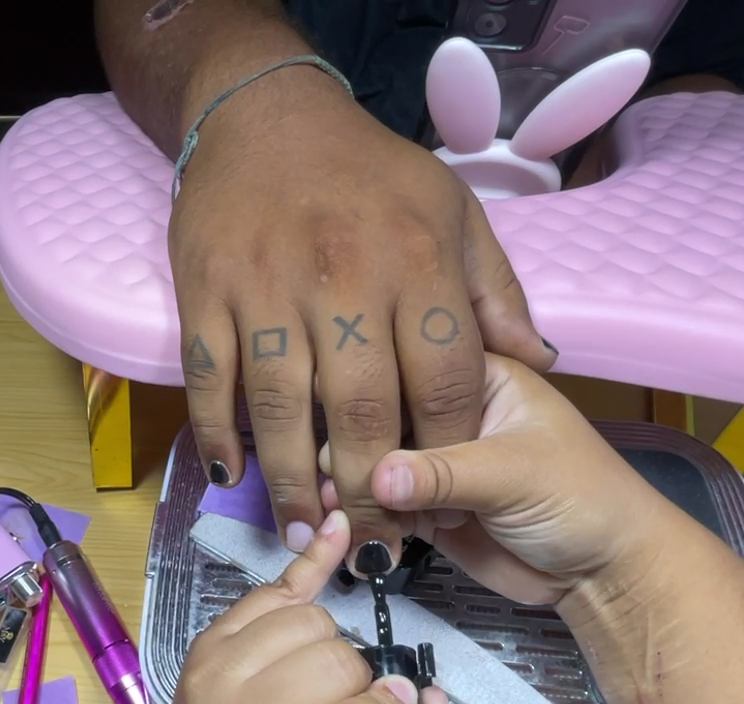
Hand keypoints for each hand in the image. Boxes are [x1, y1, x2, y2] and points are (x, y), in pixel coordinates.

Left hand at [146, 510, 465, 703]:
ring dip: (334, 642)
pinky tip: (336, 532)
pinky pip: (271, 589)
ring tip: (325, 671)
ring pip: (309, 624)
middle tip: (352, 700)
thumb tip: (431, 698)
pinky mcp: (207, 641)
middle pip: (330, 667)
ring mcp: (212, 679)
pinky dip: (309, 564)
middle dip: (361, 680)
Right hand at [171, 67, 555, 563]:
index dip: (444, 449)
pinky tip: (230, 476)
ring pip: (279, 409)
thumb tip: (539, 359)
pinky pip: (209, 381)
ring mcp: (265, 291)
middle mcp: (343, 281)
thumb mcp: (454, 210)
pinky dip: (216, 435)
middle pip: (360, 411)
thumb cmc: (366, 173)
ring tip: (304, 534)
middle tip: (371, 546)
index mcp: (417, 262)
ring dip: (291, 484)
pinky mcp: (204, 297)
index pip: (443, 379)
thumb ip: (495, 290)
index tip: (437, 495)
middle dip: (369, 491)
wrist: (261, 117)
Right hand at [367, 354, 673, 607]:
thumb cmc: (579, 499)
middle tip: (341, 482)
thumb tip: (375, 478)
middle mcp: (440, 412)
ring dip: (351, 488)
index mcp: (471, 377)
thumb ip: (442, 474)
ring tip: (341, 510)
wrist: (600, 574)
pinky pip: (376, 507)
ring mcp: (426, 462)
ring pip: (368, 465)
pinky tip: (350, 527)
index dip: (370, 396)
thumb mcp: (513, 474)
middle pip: (375, 419)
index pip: (403, 371)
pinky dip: (361, 518)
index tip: (343, 427)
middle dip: (354, 451)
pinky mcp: (418, 507)